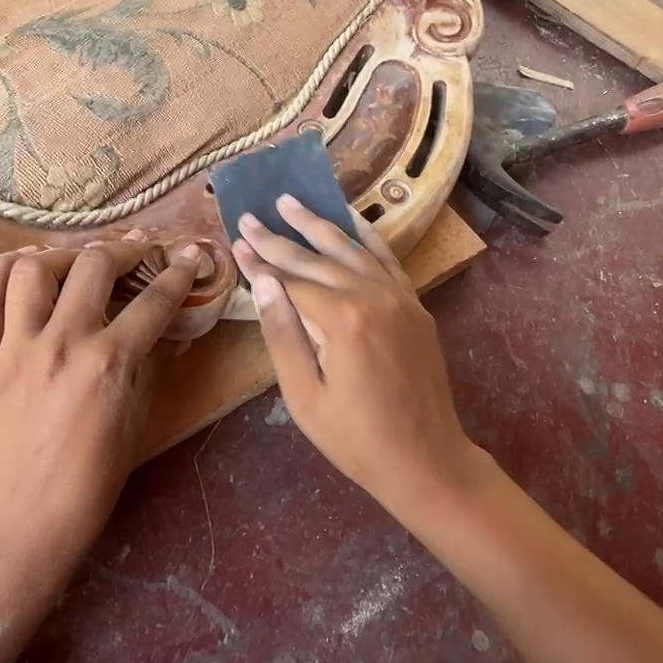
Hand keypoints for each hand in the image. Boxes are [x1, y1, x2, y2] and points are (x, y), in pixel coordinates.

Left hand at [0, 241, 200, 560]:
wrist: (27, 520)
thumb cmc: (93, 479)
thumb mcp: (137, 419)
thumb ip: (153, 365)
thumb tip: (174, 328)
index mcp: (108, 364)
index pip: (153, 302)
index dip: (178, 273)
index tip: (191, 254)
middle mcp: (62, 343)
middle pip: (94, 266)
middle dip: (124, 249)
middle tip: (136, 251)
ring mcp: (17, 347)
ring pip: (32, 268)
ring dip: (61, 254)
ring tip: (76, 261)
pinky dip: (2, 271)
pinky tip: (24, 265)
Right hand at [232, 197, 482, 510]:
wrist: (427, 460)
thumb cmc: (356, 439)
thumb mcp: (305, 397)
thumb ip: (283, 334)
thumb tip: (262, 281)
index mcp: (343, 321)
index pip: (291, 280)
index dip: (260, 261)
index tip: (236, 239)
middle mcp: (373, 297)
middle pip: (317, 259)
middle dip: (279, 237)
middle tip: (251, 215)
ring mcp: (399, 298)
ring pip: (351, 250)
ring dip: (319, 225)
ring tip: (290, 202)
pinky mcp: (415, 305)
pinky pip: (387, 260)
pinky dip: (366, 236)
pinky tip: (349, 219)